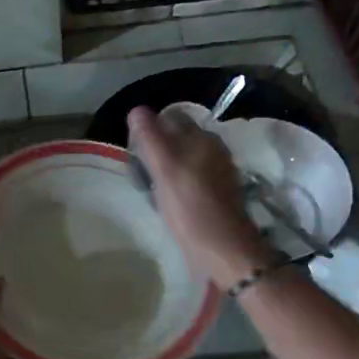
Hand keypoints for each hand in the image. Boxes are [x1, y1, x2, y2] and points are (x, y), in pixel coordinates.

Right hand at [127, 105, 274, 289]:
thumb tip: (137, 110)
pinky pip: (191, 179)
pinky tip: (167, 201)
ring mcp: (219, 173)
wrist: (222, 248)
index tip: (135, 148)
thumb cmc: (189, 205)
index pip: (172, 118)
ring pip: (184, 160)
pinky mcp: (218, 195)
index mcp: (203, 138)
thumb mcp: (163, 167)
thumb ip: (150, 136)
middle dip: (157, 149)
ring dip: (166, 169)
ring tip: (150, 187)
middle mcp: (215, 150)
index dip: (150, 129)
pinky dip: (177, 185)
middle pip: (178, 139)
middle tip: (140, 169)